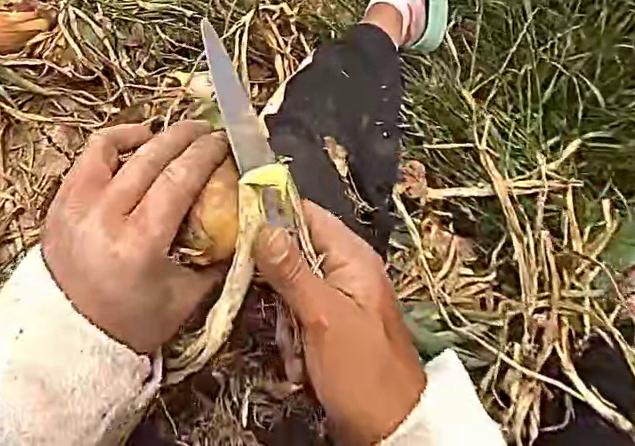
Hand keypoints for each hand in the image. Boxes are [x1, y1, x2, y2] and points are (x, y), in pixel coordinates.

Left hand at [42, 121, 230, 353]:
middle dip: (187, 137)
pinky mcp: (63, 195)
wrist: (65, 337)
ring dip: (156, 134)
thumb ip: (214, 259)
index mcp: (139, 245)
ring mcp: (79, 201)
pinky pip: (93, 151)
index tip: (223, 142)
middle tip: (208, 129)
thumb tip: (242, 219)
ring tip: (179, 132)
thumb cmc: (130, 322)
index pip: (179, 180)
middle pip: (154, 158)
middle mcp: (106, 215)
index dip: (205, 155)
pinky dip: (119, 137)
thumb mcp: (182, 299)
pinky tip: (141, 137)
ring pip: (122, 147)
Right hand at [254, 200, 425, 444]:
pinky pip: (297, 314)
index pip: (303, 212)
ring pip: (289, 287)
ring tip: (296, 350)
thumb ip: (290, 269)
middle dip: (277, 285)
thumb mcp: (322, 317)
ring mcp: (339, 298)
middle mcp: (345, 269)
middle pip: (291, 251)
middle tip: (279, 313)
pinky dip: (293, 339)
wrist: (396, 439)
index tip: (239, 229)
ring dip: (284, 320)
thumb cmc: (364, 374)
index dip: (270, 215)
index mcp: (351, 255)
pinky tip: (300, 365)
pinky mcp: (332, 325)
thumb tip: (261, 223)